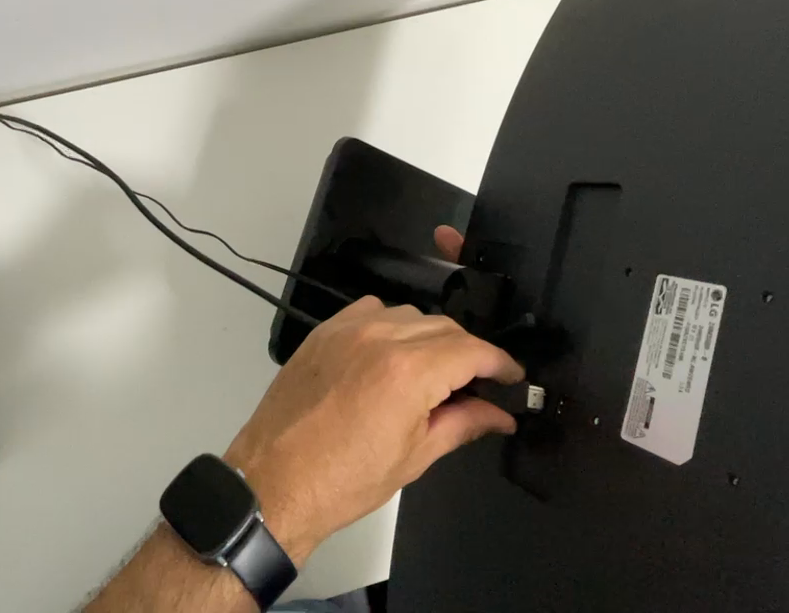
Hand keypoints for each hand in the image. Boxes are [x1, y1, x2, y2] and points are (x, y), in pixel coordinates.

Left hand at [222, 226, 523, 562]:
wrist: (276, 478)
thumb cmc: (345, 478)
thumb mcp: (416, 456)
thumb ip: (463, 423)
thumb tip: (500, 415)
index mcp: (408, 370)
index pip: (472, 350)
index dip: (500, 363)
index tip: (512, 378)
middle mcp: (380, 336)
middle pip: (444, 326)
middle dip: (468, 352)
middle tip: (478, 384)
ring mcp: (347, 328)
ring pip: (409, 314)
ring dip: (430, 337)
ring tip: (434, 373)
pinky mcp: (325, 330)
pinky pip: (371, 310)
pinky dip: (391, 324)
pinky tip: (393, 353)